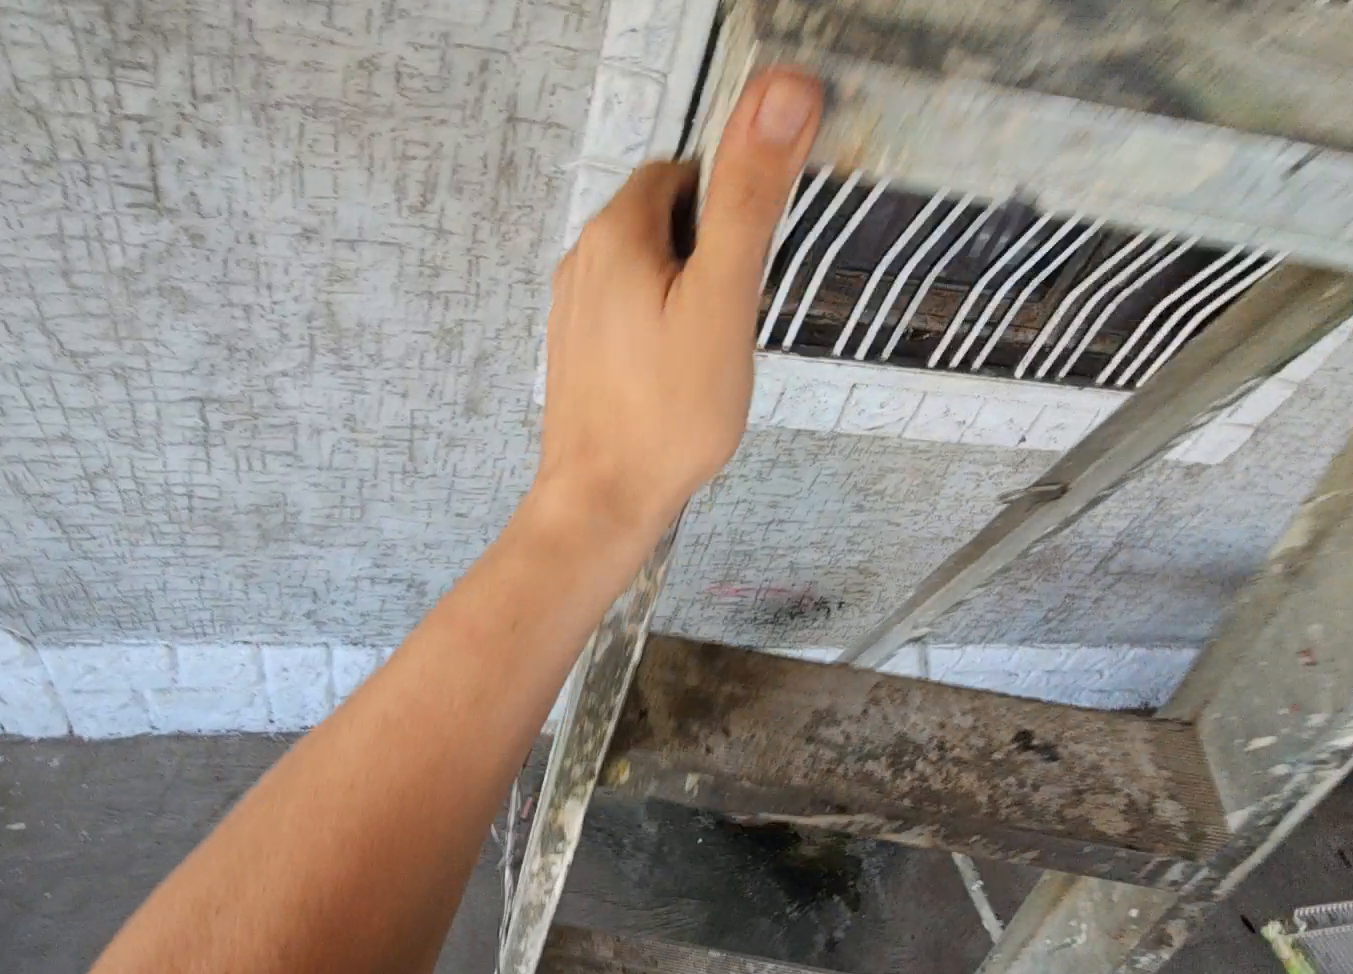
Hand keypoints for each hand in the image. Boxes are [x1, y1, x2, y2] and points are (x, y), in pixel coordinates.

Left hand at [532, 68, 823, 540]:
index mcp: (614, 234)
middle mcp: (581, 262)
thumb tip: (781, 94)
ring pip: (647, 272)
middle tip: (725, 321)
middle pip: (664, 223)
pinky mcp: (574, 351)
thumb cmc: (667, 413)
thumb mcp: (723, 299)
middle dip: (706, 258)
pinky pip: (627, 315)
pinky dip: (657, 330)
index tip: (741, 271)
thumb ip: (749, 199)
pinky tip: (670, 378)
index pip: (683, 175)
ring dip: (683, 297)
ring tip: (699, 357)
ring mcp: (572, 310)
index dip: (726, 215)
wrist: (605, 499)